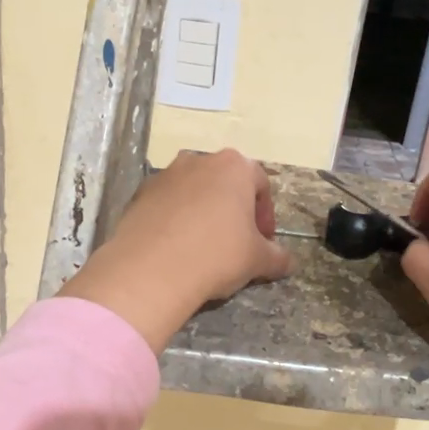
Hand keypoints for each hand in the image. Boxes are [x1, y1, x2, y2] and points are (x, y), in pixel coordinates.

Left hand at [59, 149, 293, 351]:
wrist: (151, 269)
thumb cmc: (216, 255)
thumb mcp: (257, 260)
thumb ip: (277, 257)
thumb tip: (288, 263)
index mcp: (234, 166)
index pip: (260, 184)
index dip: (265, 215)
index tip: (264, 241)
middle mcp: (199, 160)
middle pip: (225, 184)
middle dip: (233, 211)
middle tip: (237, 243)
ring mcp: (166, 175)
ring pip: (194, 192)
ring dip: (203, 213)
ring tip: (204, 247)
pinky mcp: (139, 194)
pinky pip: (167, 204)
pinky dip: (176, 220)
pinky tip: (177, 248)